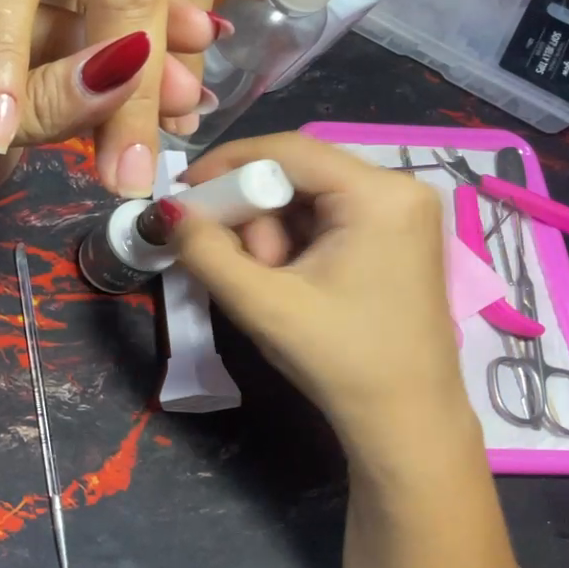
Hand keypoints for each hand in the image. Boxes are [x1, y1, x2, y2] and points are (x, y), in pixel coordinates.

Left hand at [0, 0, 209, 298]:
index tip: (185, 38)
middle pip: (72, 40)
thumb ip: (31, 103)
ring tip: (193, 108)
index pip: (49, 8)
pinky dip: (109, 124)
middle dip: (136, 57)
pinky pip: (69, 121)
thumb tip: (129, 67)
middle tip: (200, 78)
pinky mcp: (9, 140)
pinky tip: (153, 127)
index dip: (116, 25)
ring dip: (132, 94)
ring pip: (76, 82)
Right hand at [171, 134, 469, 448]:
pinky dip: (287, 246)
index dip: (225, 166)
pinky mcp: (390, 237)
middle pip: (293, 175)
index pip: (287, 149)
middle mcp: (397, 189)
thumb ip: (205, 251)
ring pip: (301, 200)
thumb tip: (166, 210)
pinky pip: (319, 220)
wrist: (402, 418)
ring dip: (267, 237)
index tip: (179, 194)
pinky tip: (284, 284)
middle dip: (252, 217)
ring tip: (268, 287)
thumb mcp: (259, 302)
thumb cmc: (338, 356)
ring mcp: (398, 214)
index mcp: (379, 194)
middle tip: (239, 268)